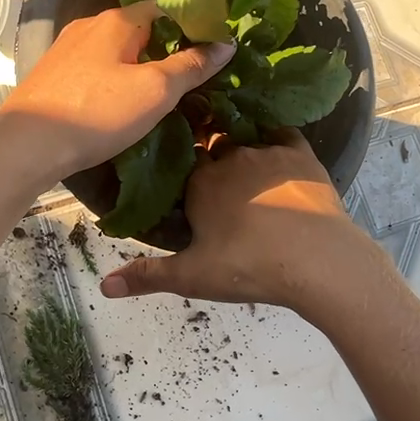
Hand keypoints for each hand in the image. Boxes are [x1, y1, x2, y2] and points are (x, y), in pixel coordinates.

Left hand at [0, 0, 233, 184]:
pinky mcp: (54, 74)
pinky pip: (97, 68)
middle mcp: (90, 25)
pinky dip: (115, 79)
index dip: (192, 25)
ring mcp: (68, 49)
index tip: (211, 51)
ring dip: (139, 66)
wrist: (27, 146)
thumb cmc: (97, 114)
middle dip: (166, 49)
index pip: (166, 8)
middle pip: (140, 29)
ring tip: (160, 95)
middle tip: (191, 78)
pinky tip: (121, 103)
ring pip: (117, 50)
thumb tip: (226, 44)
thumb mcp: (155, 91)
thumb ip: (191, 66)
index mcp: (117, 20)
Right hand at [100, 129, 395, 322]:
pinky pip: (283, 134)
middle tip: (218, 183)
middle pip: (213, 146)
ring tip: (248, 171)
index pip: (183, 162)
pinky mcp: (301, 154)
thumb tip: (102, 287)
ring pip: (246, 138)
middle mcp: (230, 157)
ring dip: (243, 149)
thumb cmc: (248, 267)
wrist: (316, 261)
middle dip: (212, 158)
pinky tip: (279, 154)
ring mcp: (267, 151)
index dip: (184, 172)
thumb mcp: (192, 277)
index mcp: (200, 181)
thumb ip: (146, 276)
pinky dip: (277, 139)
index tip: (187, 186)